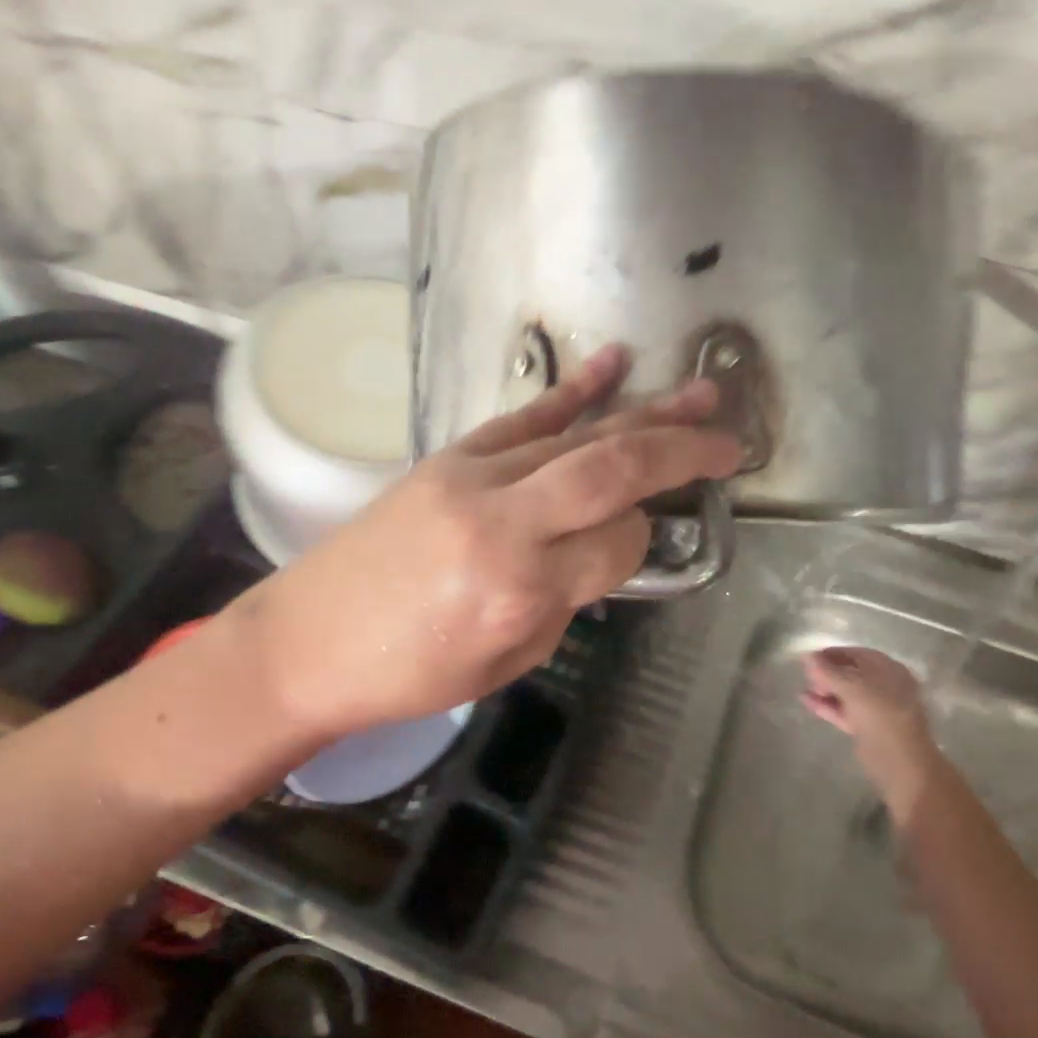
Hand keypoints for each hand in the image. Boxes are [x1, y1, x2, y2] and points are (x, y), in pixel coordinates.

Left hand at [238, 345, 741, 734]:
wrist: (306, 640)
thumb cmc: (410, 673)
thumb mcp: (507, 661)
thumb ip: (565, 600)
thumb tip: (605, 549)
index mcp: (519, 587)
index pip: (618, 543)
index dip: (645, 538)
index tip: (644, 541)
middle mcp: (502, 521)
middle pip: (611, 468)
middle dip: (680, 452)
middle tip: (731, 442)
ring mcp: (472, 476)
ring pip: (577, 435)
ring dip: (646, 413)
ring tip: (702, 396)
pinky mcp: (449, 455)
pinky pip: (523, 415)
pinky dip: (574, 390)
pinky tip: (615, 364)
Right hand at [802, 647, 944, 814]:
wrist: (899, 762)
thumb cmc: (880, 716)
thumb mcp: (853, 688)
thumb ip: (828, 671)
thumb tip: (807, 656)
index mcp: (889, 670)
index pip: (858, 654)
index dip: (834, 653)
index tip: (810, 658)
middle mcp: (885, 686)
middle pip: (852, 673)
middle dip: (828, 672)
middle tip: (806, 675)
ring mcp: (877, 708)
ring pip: (847, 693)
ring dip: (826, 689)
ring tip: (804, 688)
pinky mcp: (867, 728)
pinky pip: (844, 711)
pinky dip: (827, 706)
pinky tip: (806, 701)